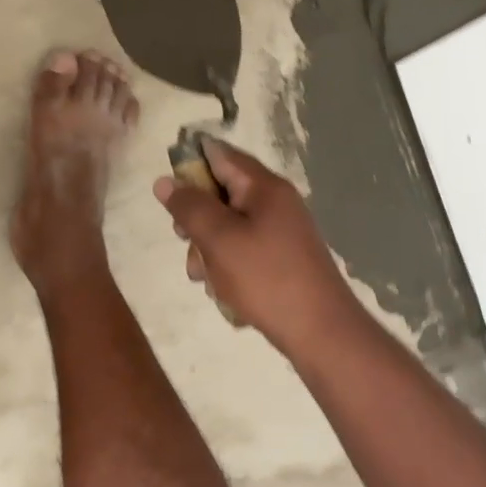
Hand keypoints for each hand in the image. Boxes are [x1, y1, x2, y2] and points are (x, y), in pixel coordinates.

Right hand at [152, 138, 361, 350]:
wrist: (321, 333)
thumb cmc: (266, 278)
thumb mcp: (218, 239)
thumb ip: (189, 206)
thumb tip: (165, 181)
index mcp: (264, 187)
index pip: (219, 154)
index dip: (188, 164)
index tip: (167, 192)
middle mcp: (275, 202)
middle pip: (221, 191)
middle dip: (195, 215)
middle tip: (181, 237)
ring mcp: (280, 231)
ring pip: (227, 224)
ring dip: (206, 245)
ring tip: (201, 275)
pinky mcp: (280, 257)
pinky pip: (242, 247)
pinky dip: (225, 262)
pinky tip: (220, 288)